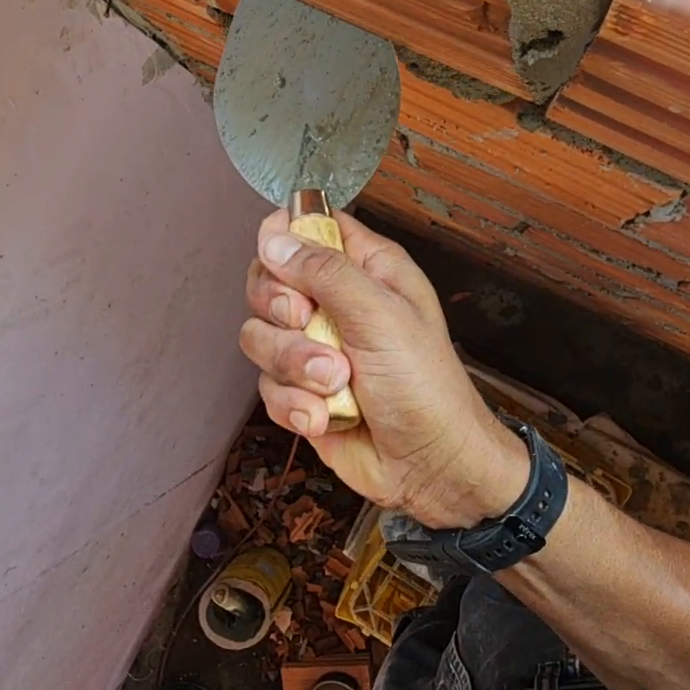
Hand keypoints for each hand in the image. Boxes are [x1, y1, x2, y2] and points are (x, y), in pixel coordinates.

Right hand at [240, 210, 527, 529]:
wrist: (430, 465)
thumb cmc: (426, 386)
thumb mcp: (381, 316)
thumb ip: (326, 272)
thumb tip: (275, 239)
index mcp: (367, 268)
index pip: (308, 224)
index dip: (285, 236)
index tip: (286, 265)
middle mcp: (335, 302)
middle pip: (269, 279)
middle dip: (282, 310)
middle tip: (309, 323)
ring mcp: (314, 347)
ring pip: (260, 336)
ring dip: (293, 365)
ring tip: (335, 384)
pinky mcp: (301, 390)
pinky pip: (267, 384)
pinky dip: (294, 404)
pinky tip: (325, 416)